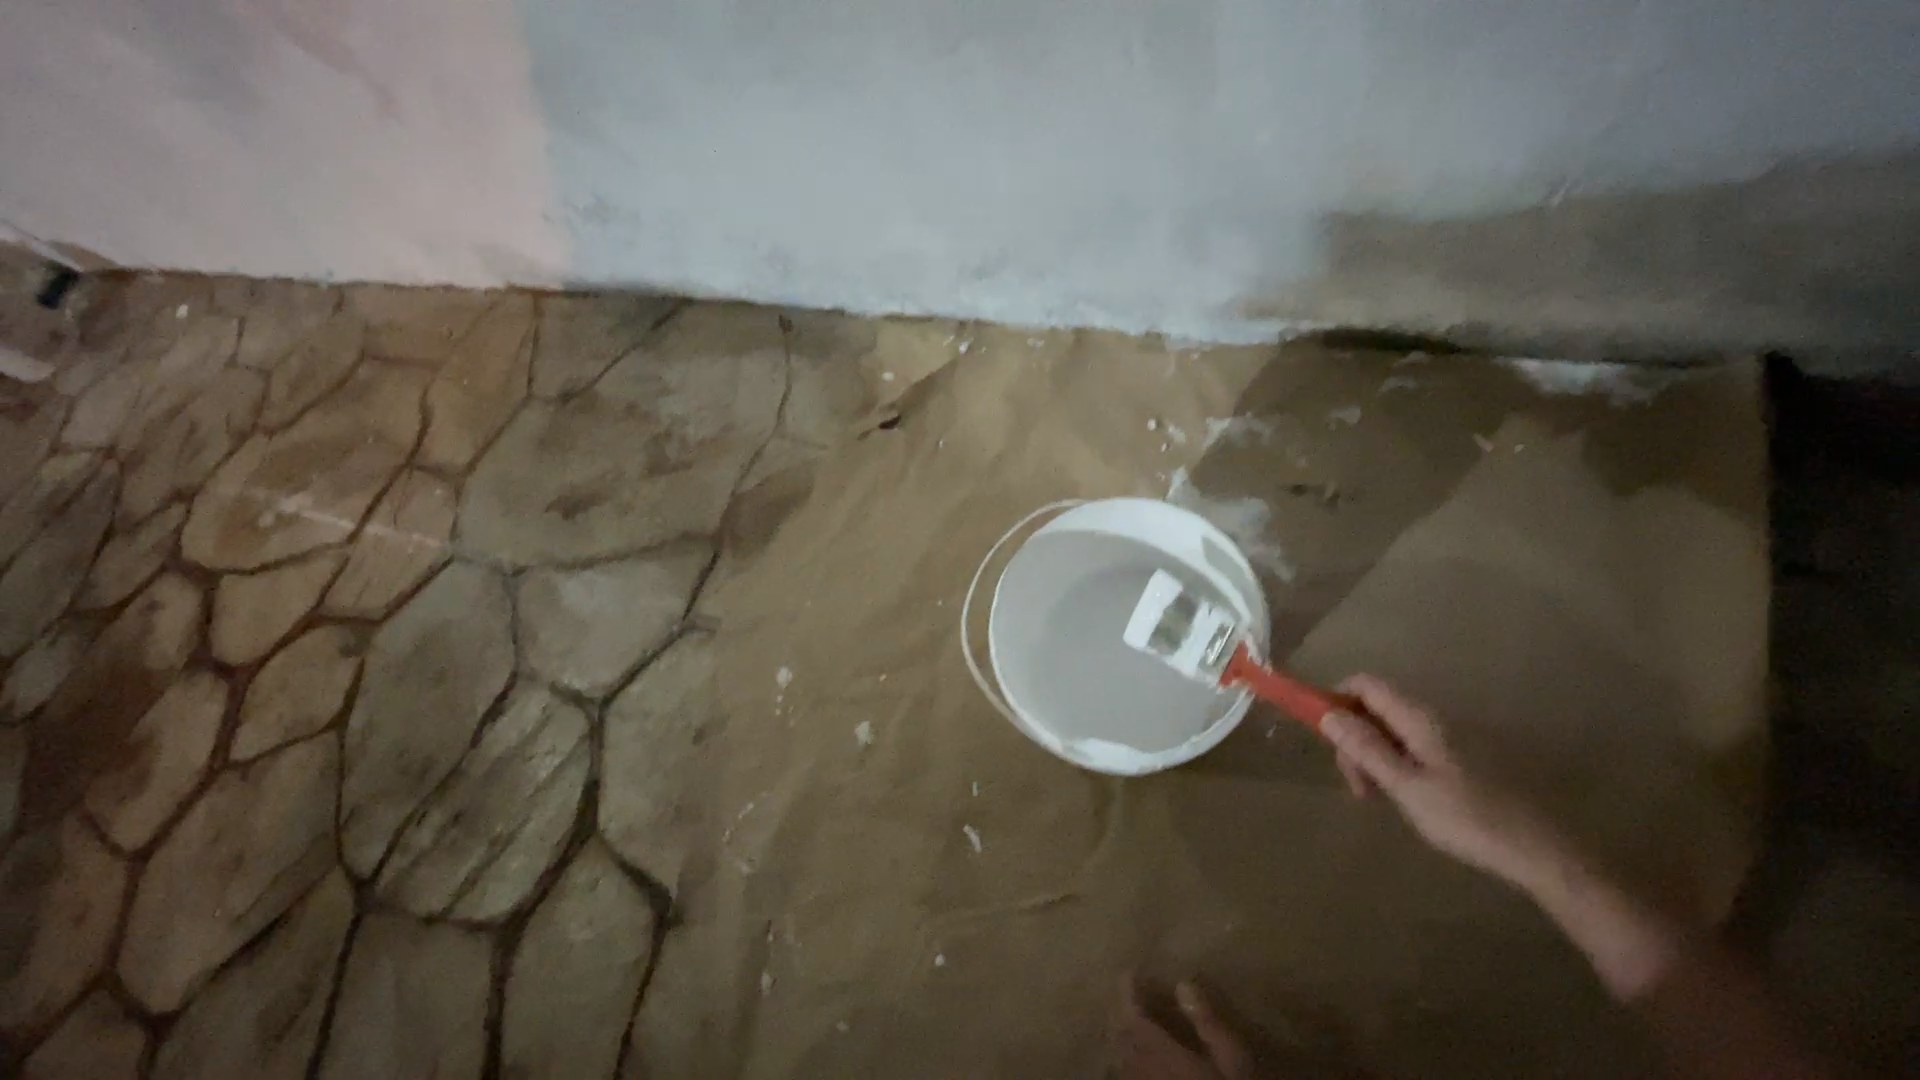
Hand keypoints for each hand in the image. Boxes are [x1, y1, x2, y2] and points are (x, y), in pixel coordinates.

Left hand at [1112, 979, 1254, 1079]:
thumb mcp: (1231, 1058)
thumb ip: (1206, 1021)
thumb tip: (1182, 984)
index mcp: (1161, 1053)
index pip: (1132, 1016)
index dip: (1126, 993)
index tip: (1129, 973)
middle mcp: (1143, 1070)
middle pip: (1122, 1036)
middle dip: (1125, 1012)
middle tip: (1135, 996)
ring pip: (1123, 1058)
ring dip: (1127, 1035)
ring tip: (1139, 1022)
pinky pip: (1129, 1074)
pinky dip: (1132, 1059)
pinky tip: (1147, 1057)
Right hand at [1321, 675, 1570, 891]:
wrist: (1539, 851)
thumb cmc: (1467, 818)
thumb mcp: (1406, 786)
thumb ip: (1366, 748)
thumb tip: (1328, 713)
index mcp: (1419, 718)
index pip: (1364, 684)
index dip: (1336, 699)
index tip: (1325, 738)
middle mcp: (1434, 718)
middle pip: (1376, 707)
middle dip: (1354, 738)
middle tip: (1357, 786)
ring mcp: (1452, 737)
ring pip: (1393, 730)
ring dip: (1373, 756)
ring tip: (1378, 797)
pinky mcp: (1464, 759)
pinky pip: (1415, 747)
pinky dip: (1397, 764)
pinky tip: (1406, 798)